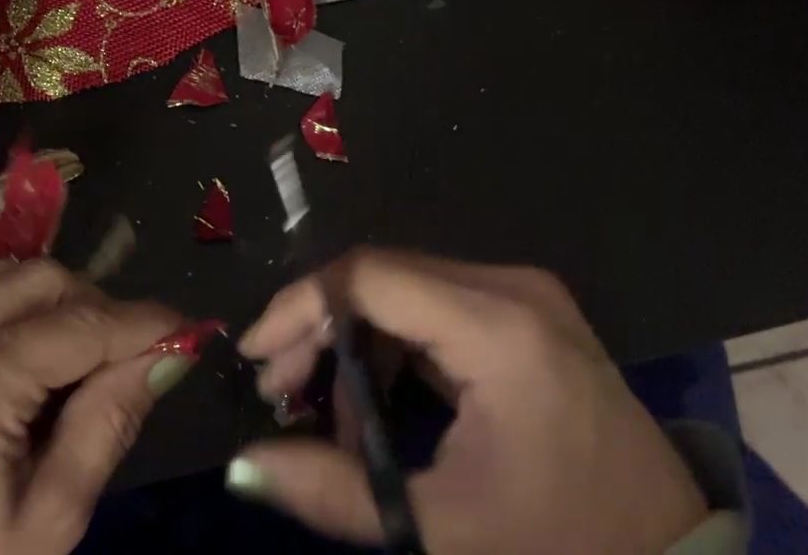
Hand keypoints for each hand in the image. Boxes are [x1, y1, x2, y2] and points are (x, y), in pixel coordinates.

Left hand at [0, 156, 190, 554]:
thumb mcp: (51, 518)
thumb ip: (105, 422)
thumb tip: (168, 350)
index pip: (82, 328)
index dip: (143, 326)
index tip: (190, 329)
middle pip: (40, 285)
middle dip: (98, 308)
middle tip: (135, 350)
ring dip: (45, 289)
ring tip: (83, 325)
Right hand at [231, 248, 708, 554]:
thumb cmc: (566, 544)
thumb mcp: (445, 530)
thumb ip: (333, 493)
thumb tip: (241, 466)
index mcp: (499, 330)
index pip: (363, 279)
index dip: (295, 308)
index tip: (255, 357)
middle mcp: (510, 290)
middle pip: (374, 279)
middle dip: (314, 331)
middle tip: (279, 391)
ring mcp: (522, 297)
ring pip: (392, 290)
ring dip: (345, 342)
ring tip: (323, 411)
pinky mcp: (524, 314)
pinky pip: (424, 307)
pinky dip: (383, 348)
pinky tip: (371, 402)